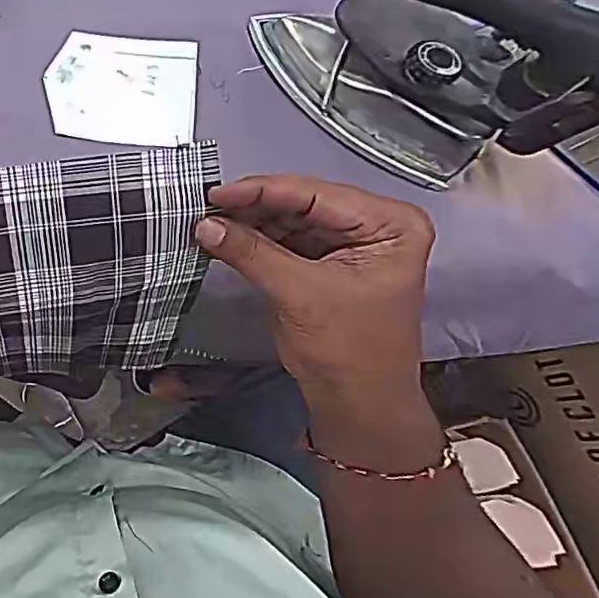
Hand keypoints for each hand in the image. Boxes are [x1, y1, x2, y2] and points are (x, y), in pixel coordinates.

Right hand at [194, 176, 438, 469]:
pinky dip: (259, 243)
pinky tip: (230, 238)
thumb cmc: (350, 353)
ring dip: (253, 224)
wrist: (359, 405)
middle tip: (209, 208)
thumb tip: (206, 224)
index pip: (319, 195)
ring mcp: (354, 245)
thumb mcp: (300, 294)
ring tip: (212, 223)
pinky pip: (290, 243)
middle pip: (305, 204)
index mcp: (392, 225)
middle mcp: (377, 227)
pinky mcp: (331, 264)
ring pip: (293, 222)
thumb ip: (252, 253)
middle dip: (255, 208)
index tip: (219, 193)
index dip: (264, 192)